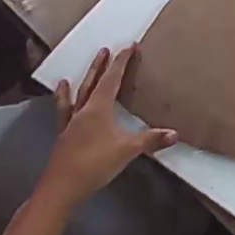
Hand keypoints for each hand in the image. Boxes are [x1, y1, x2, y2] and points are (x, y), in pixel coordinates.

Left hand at [37, 46, 176, 212]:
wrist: (61, 187)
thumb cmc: (95, 163)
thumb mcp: (127, 151)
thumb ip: (150, 140)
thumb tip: (174, 133)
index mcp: (99, 108)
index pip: (112, 79)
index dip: (121, 62)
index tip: (129, 47)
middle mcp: (83, 110)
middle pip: (93, 82)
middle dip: (101, 66)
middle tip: (105, 50)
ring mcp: (70, 123)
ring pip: (77, 96)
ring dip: (80, 83)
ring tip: (71, 75)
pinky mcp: (63, 136)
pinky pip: (63, 113)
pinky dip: (63, 102)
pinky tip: (60, 98)